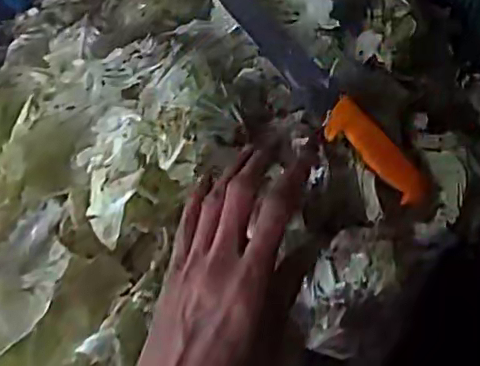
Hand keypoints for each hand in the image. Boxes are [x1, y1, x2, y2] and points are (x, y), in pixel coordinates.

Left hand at [139, 143, 314, 365]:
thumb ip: (286, 290)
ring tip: (248, 150)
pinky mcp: (171, 271)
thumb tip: (308, 248)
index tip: (308, 153)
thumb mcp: (269, 338)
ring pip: (211, 200)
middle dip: (260, 161)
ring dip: (231, 169)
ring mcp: (191, 263)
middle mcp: (219, 260)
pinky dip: (196, 196)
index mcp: (249, 278)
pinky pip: (185, 223)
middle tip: (276, 142)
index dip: (293, 175)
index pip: (275, 210)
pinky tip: (205, 179)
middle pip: (239, 193)